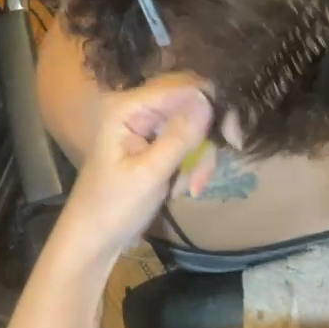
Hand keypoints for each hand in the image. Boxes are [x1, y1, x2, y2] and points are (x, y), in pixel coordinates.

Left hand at [53, 74, 213, 262]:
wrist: (94, 239)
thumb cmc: (114, 207)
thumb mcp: (150, 173)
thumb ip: (180, 137)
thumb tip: (208, 102)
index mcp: (128, 107)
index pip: (183, 88)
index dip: (213, 107)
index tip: (233, 139)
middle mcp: (138, 108)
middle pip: (192, 107)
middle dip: (205, 143)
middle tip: (206, 177)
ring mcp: (147, 126)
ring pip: (194, 129)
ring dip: (199, 161)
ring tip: (190, 190)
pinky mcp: (155, 143)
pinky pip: (187, 144)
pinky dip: (192, 166)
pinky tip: (184, 189)